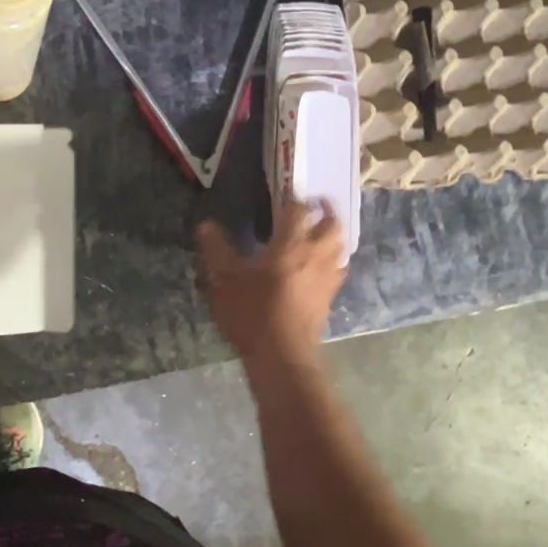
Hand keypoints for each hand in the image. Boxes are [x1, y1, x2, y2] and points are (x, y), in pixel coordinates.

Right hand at [196, 202, 345, 367]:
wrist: (282, 353)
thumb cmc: (251, 312)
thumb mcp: (224, 280)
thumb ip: (217, 249)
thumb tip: (206, 225)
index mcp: (291, 243)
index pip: (299, 209)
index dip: (294, 198)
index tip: (286, 193)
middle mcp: (316, 254)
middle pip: (332, 223)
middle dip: (325, 210)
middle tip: (314, 205)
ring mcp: (327, 275)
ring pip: (341, 245)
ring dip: (333, 233)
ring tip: (320, 232)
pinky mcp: (330, 296)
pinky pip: (338, 268)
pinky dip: (333, 259)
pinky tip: (322, 265)